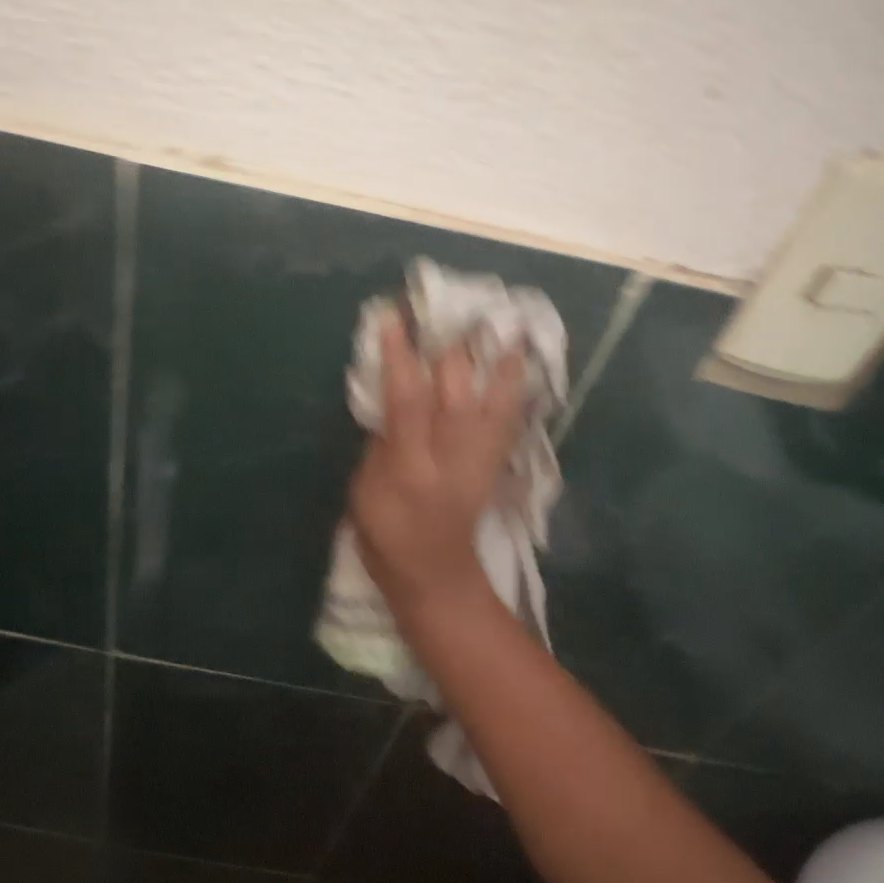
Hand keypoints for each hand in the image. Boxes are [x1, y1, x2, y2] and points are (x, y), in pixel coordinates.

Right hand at [348, 309, 526, 617]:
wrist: (436, 576)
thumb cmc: (386, 538)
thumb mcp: (365, 492)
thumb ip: (381, 443)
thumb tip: (393, 396)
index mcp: (409, 469)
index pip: (406, 402)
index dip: (400, 357)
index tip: (392, 316)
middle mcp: (450, 460)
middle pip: (457, 394)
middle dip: (449, 348)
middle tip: (441, 306)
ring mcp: (479, 462)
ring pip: (492, 401)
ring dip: (494, 359)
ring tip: (495, 319)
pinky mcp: (495, 465)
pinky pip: (510, 418)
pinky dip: (515, 386)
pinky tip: (518, 356)